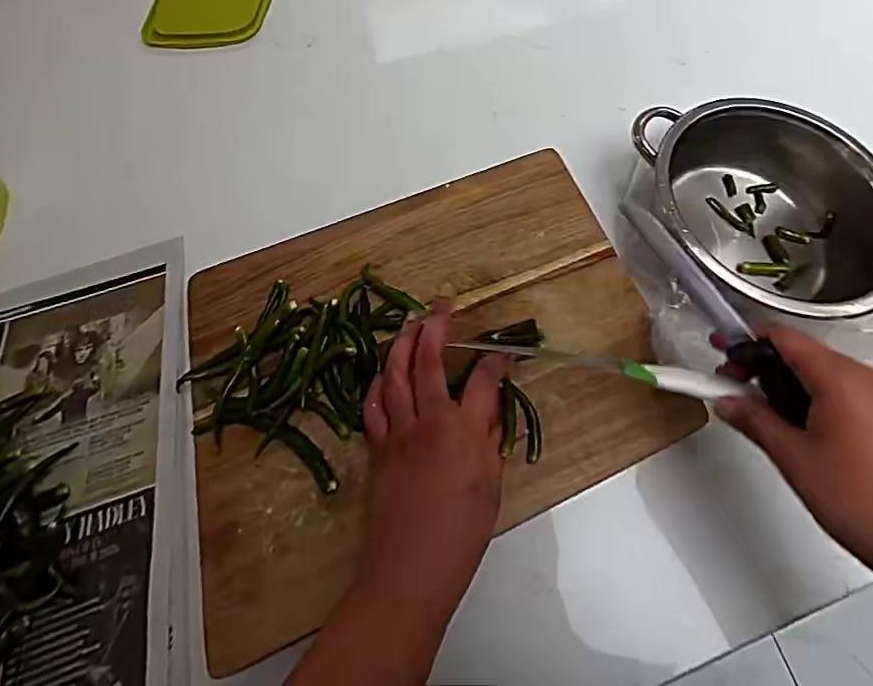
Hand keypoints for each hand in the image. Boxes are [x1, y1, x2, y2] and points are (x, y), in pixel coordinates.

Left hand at [287, 301, 507, 685]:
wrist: (409, 568)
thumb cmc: (459, 537)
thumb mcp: (491, 489)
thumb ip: (489, 444)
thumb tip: (489, 414)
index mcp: (464, 433)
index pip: (482, 382)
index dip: (492, 362)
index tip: (499, 352)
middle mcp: (429, 421)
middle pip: (428, 361)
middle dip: (435, 326)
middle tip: (441, 305)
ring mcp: (398, 430)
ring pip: (395, 373)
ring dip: (401, 344)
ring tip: (409, 324)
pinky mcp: (377, 445)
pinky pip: (373, 404)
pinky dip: (378, 384)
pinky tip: (382, 374)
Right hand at [714, 328, 872, 637]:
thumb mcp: (793, 458)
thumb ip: (753, 420)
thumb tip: (731, 403)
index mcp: (842, 379)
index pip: (781, 337)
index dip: (742, 341)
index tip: (719, 349)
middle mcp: (870, 384)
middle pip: (801, 355)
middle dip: (760, 367)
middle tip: (731, 387)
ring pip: (822, 379)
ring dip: (785, 389)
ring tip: (762, 419)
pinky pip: (845, 400)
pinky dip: (813, 406)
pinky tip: (800, 438)